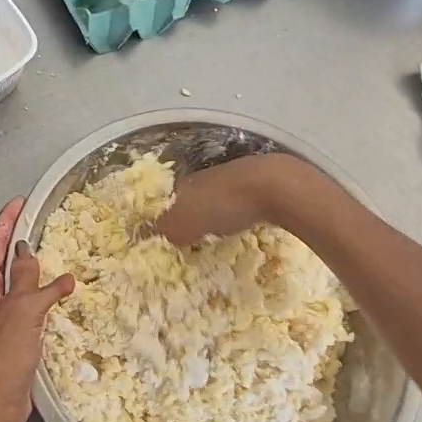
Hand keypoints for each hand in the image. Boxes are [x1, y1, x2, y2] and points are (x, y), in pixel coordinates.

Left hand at [0, 197, 75, 421]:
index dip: (7, 220)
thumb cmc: (2, 358)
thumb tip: (30, 252)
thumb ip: (28, 279)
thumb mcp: (19, 312)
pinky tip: (59, 288)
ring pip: (12, 279)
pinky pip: (21, 300)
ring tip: (49, 244)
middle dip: (17, 237)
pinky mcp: (5, 330)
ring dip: (30, 264)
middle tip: (37, 216)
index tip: (21, 200)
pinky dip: (38, 290)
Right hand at [156, 153, 344, 245]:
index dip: (162, 220)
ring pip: (214, 200)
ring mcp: (231, 180)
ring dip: (212, 217)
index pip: (163, 202)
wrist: (274, 186)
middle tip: (188, 242)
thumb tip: (147, 234)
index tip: (164, 239)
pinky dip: (234, 216)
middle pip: (188, 200)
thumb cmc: (222, 205)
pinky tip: (240, 226)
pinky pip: (237, 204)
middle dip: (187, 218)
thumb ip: (163, 229)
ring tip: (214, 237)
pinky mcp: (256, 186)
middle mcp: (202, 179)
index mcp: (181, 185)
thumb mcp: (182, 224)